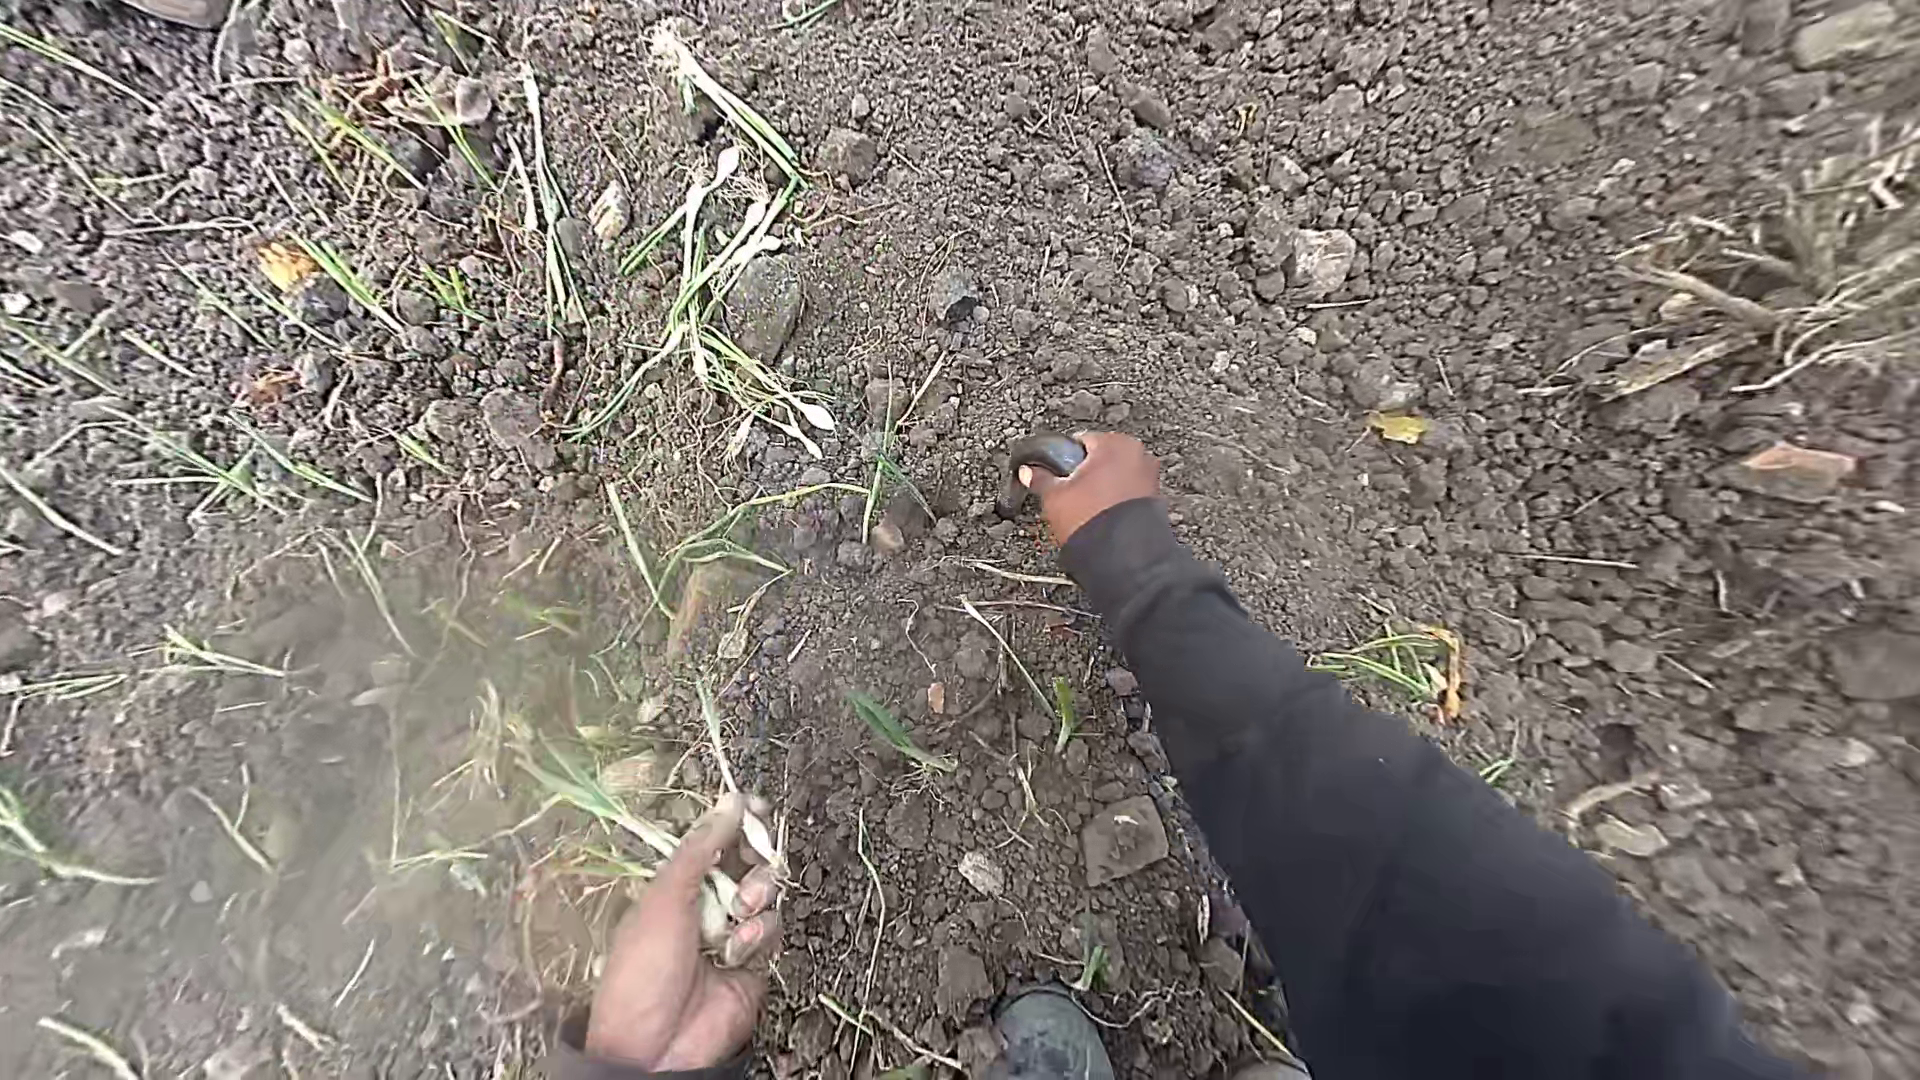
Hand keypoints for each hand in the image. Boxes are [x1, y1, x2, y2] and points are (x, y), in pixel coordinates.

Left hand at [585, 794, 781, 1069]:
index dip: (739, 819)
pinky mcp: (756, 954)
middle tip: (753, 857)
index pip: (719, 837)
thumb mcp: (665, 898)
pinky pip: (773, 924)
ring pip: (766, 886)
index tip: (756, 805)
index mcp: (683, 882)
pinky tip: (738, 948)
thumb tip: (730, 800)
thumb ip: (701, 847)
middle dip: (755, 855)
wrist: (654, 1052)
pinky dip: (759, 932)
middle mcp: (711, 899)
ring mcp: (735, 926)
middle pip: (750, 856)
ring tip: (740, 913)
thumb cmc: (644, 970)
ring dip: (757, 894)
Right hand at [1019, 431, 1161, 544]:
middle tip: (1069, 496)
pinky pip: (1128, 495)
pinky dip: (1115, 503)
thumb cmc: (1092, 519)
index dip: (1063, 459)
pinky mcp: (1156, 501)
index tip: (1056, 475)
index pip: (1081, 441)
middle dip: (1085, 475)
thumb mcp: (1055, 496)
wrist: (1123, 556)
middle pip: (1101, 459)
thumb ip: (1040, 478)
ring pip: (1115, 478)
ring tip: (1084, 511)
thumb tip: (1029, 471)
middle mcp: (1138, 454)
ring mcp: (1150, 478)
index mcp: (1115, 443)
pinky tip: (1101, 518)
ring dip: (1101, 489)